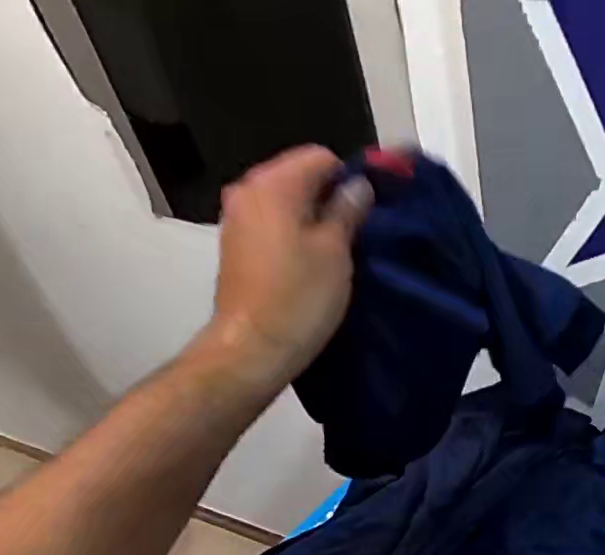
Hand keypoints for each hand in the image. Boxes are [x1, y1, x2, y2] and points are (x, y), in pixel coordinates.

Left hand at [205, 145, 372, 385]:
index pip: (320, 157)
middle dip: (329, 200)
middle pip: (299, 178)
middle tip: (356, 236)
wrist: (253, 347)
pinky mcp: (235, 248)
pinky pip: (272, 227)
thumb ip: (347, 210)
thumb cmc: (300, 298)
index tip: (369, 212)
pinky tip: (309, 267)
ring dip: (312, 222)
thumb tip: (358, 186)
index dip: (350, 179)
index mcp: (274, 183)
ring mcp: (236, 219)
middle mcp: (247, 190)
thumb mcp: (336, 252)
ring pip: (286, 205)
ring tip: (335, 255)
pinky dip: (293, 238)